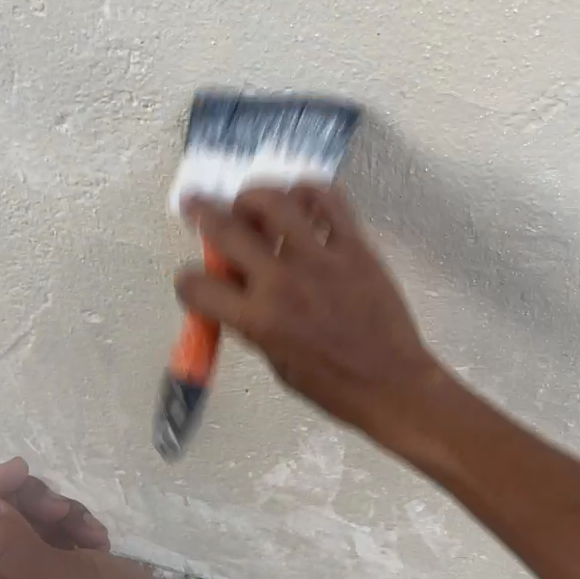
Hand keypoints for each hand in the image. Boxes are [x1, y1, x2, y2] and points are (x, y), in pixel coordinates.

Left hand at [0, 458, 186, 578]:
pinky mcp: (52, 558)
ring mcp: (24, 566)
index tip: (22, 471)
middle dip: (31, 501)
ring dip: (62, 512)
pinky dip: (75, 521)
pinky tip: (98, 541)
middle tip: (65, 511)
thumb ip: (14, 546)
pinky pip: (50, 519)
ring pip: (25, 509)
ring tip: (92, 536)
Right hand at [175, 186, 445, 433]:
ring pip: (275, 200)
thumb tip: (237, 290)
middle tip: (195, 204)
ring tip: (252, 202)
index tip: (193, 280)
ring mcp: (321, 260)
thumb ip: (252, 323)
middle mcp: (283, 282)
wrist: (393, 384)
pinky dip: (309, 192)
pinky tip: (301, 201)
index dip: (187, 282)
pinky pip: (330, 200)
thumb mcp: (276, 362)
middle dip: (201, 211)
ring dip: (253, 195)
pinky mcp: (355, 247)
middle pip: (226, 229)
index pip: (199, 286)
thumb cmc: (333, 386)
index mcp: (259, 320)